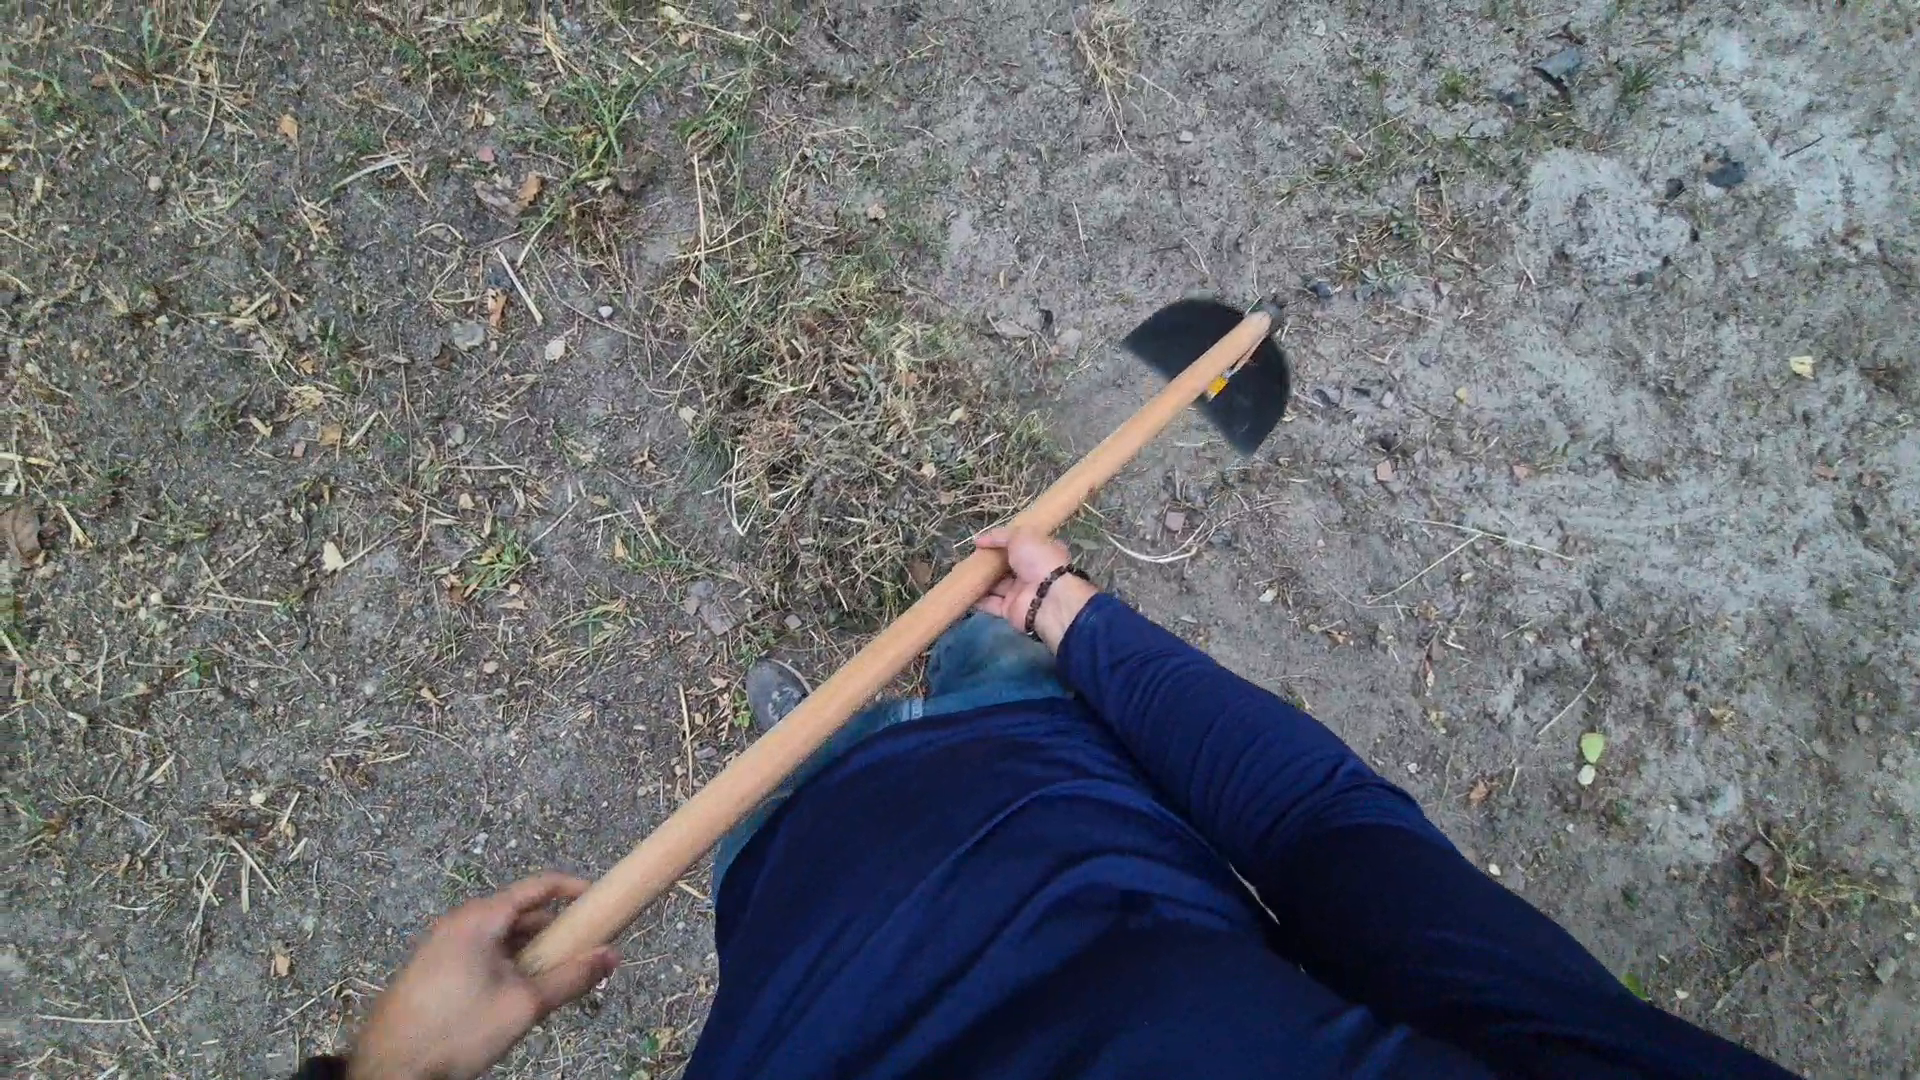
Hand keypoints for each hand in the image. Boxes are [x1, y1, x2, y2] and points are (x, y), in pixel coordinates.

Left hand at [350, 873, 619, 1079]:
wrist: (383, 1078)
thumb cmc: (457, 1031)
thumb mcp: (523, 1006)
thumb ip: (572, 977)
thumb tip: (614, 955)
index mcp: (481, 917)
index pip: (540, 884)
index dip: (575, 888)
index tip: (600, 903)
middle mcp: (459, 922)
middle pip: (521, 912)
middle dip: (553, 930)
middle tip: (576, 954)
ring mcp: (439, 946)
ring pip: (500, 936)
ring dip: (529, 951)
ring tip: (546, 981)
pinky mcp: (427, 971)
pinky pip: (479, 953)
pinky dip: (504, 963)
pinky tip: (511, 996)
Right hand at [973, 528, 1096, 650]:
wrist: (1047, 597)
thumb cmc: (1038, 560)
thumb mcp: (1021, 536)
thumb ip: (1000, 536)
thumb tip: (979, 540)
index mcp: (1040, 552)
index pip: (1020, 546)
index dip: (1002, 543)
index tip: (982, 542)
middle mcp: (1032, 572)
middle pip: (1006, 566)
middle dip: (988, 563)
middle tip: (968, 558)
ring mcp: (1021, 592)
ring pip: (997, 585)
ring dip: (980, 580)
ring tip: (960, 573)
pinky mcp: (1010, 610)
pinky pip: (991, 603)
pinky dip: (977, 599)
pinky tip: (963, 590)